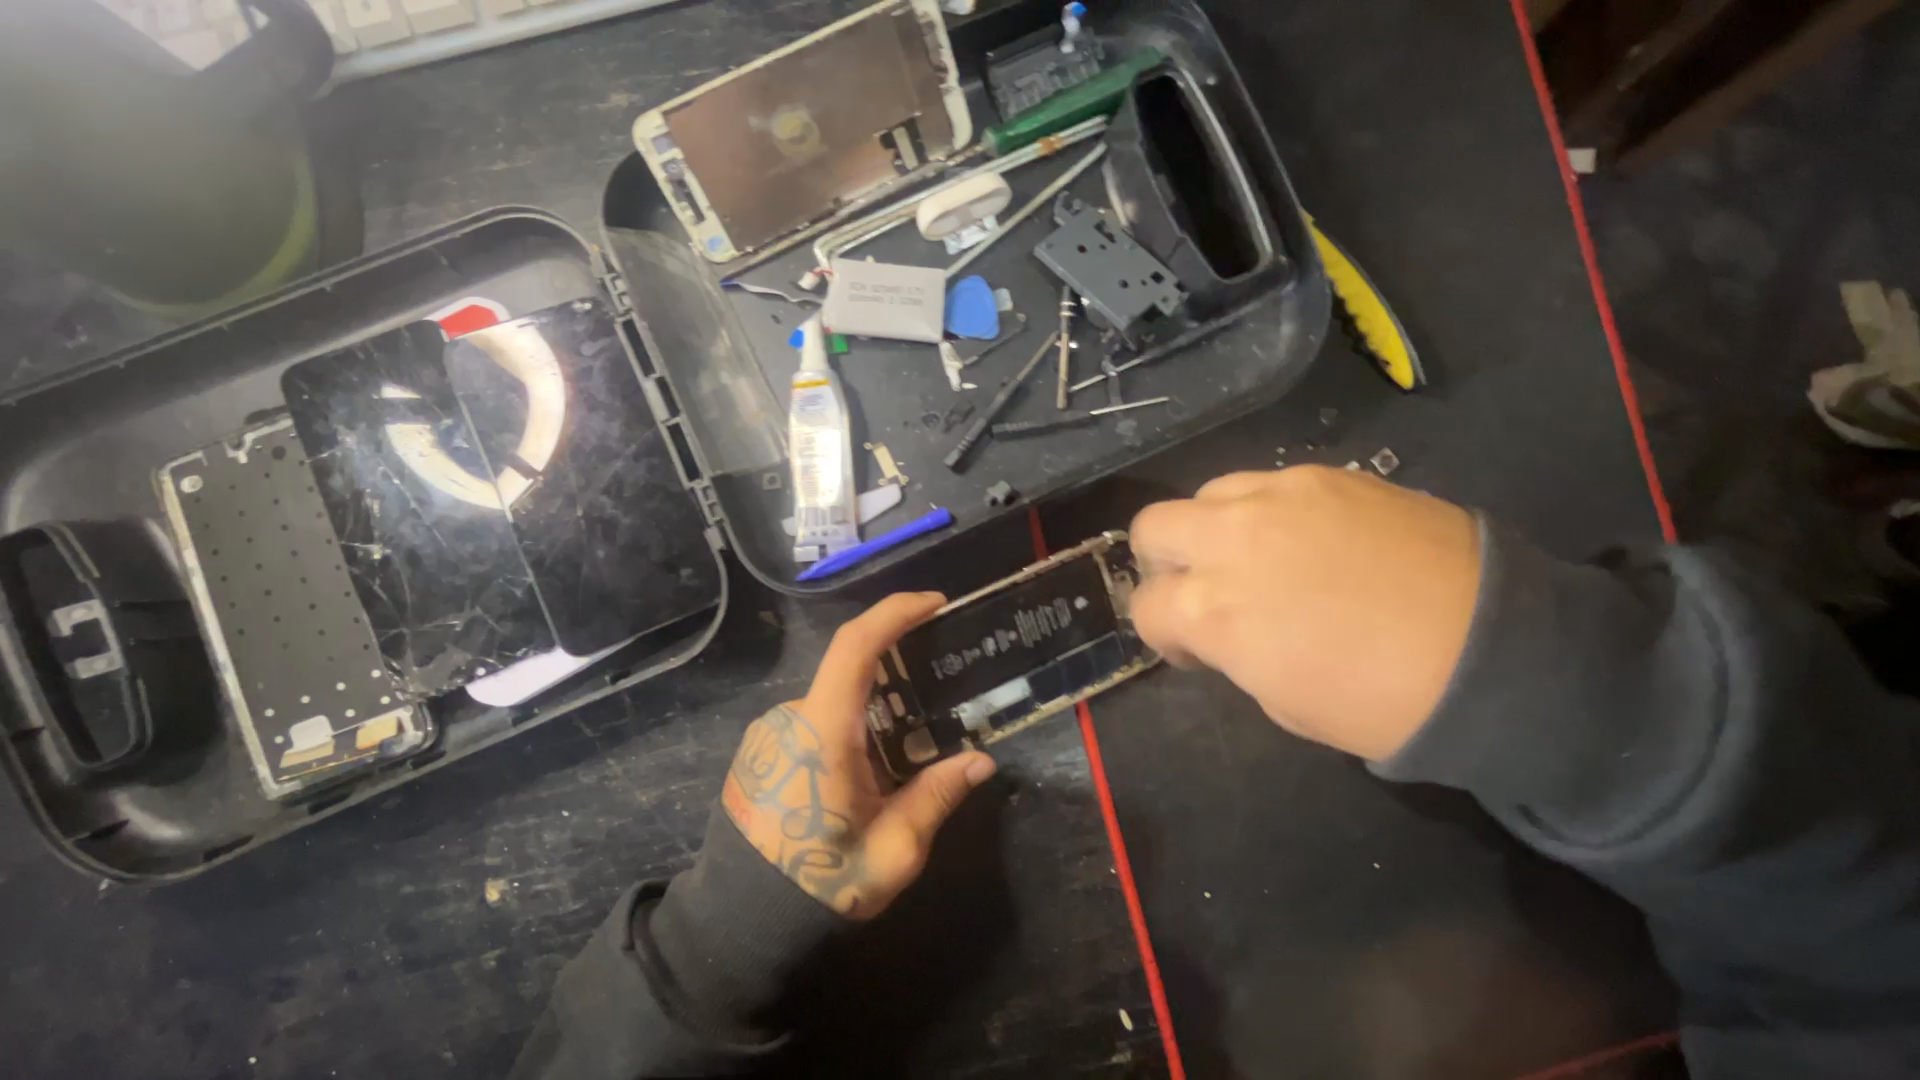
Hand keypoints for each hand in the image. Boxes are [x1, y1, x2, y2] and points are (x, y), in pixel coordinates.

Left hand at [722, 593, 997, 918]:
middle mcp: (791, 719)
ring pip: (834, 705)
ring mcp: (769, 734)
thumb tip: (981, 760)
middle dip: (897, 684)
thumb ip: (937, 796)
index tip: (934, 603)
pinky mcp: (760, 752)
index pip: (855, 646)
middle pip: (852, 677)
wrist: (740, 921)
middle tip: (938, 711)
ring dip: (871, 720)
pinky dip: (845, 735)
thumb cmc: (821, 883)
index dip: (895, 613)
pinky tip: (861, 780)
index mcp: (823, 732)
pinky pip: (812, 725)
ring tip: (900, 765)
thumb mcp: (894, 849)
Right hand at [1129, 467, 1482, 760]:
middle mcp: (1230, 540)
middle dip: (1165, 563)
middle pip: (1153, 527)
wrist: (1493, 652)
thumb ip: (1231, 650)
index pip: (1145, 605)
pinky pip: (1268, 483)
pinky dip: (1267, 512)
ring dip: (1214, 529)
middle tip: (1206, 590)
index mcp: (1212, 609)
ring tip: (1259, 558)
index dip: (1165, 633)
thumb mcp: (1280, 700)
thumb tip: (1224, 628)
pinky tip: (1310, 541)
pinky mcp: (1329, 475)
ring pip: (1207, 494)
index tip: (1198, 650)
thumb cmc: (1380, 702)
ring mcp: (1279, 497)